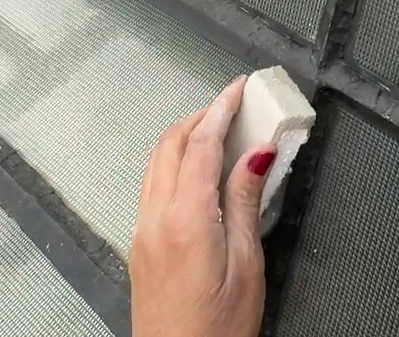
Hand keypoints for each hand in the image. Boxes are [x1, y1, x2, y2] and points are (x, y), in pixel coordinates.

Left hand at [132, 78, 277, 336]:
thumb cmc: (219, 330)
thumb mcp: (246, 264)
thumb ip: (247, 200)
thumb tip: (257, 151)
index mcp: (186, 219)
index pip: (200, 143)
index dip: (221, 107)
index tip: (240, 85)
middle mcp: (155, 219)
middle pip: (170, 143)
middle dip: (201, 114)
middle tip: (234, 105)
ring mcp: (142, 232)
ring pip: (157, 162)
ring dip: (186, 135)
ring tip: (222, 130)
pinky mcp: (140, 246)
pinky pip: (154, 185)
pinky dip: (177, 161)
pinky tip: (203, 169)